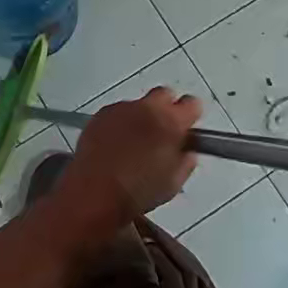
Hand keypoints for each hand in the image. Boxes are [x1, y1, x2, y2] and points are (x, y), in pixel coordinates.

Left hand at [57, 87, 201, 224]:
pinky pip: (117, 112)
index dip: (191, 115)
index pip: (192, 104)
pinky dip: (120, 123)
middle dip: (167, 108)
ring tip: (134, 144)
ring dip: (141, 116)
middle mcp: (147, 108)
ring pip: (139, 104)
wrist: (94, 193)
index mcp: (171, 122)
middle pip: (164, 94)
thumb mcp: (174, 182)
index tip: (187, 128)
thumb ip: (185, 160)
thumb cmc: (137, 192)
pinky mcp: (100, 115)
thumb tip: (186, 151)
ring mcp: (121, 109)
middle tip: (163, 132)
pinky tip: (116, 145)